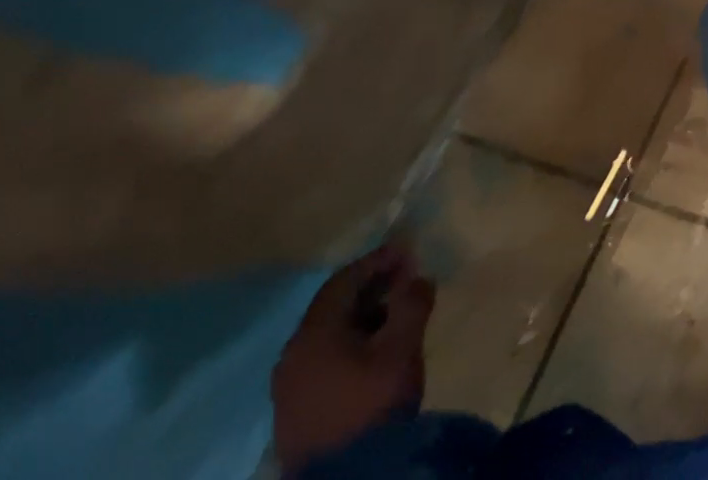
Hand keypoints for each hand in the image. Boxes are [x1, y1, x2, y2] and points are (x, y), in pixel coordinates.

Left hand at [271, 242, 434, 475]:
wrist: (345, 474)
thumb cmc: (372, 403)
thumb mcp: (402, 349)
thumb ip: (412, 307)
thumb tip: (418, 276)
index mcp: (314, 334)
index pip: (342, 282)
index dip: (376, 261)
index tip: (407, 249)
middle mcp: (293, 353)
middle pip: (333, 306)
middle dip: (372, 287)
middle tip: (407, 277)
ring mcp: (290, 382)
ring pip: (329, 332)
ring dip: (364, 314)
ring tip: (399, 311)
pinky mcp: (297, 404)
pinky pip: (325, 355)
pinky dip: (354, 339)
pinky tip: (377, 348)